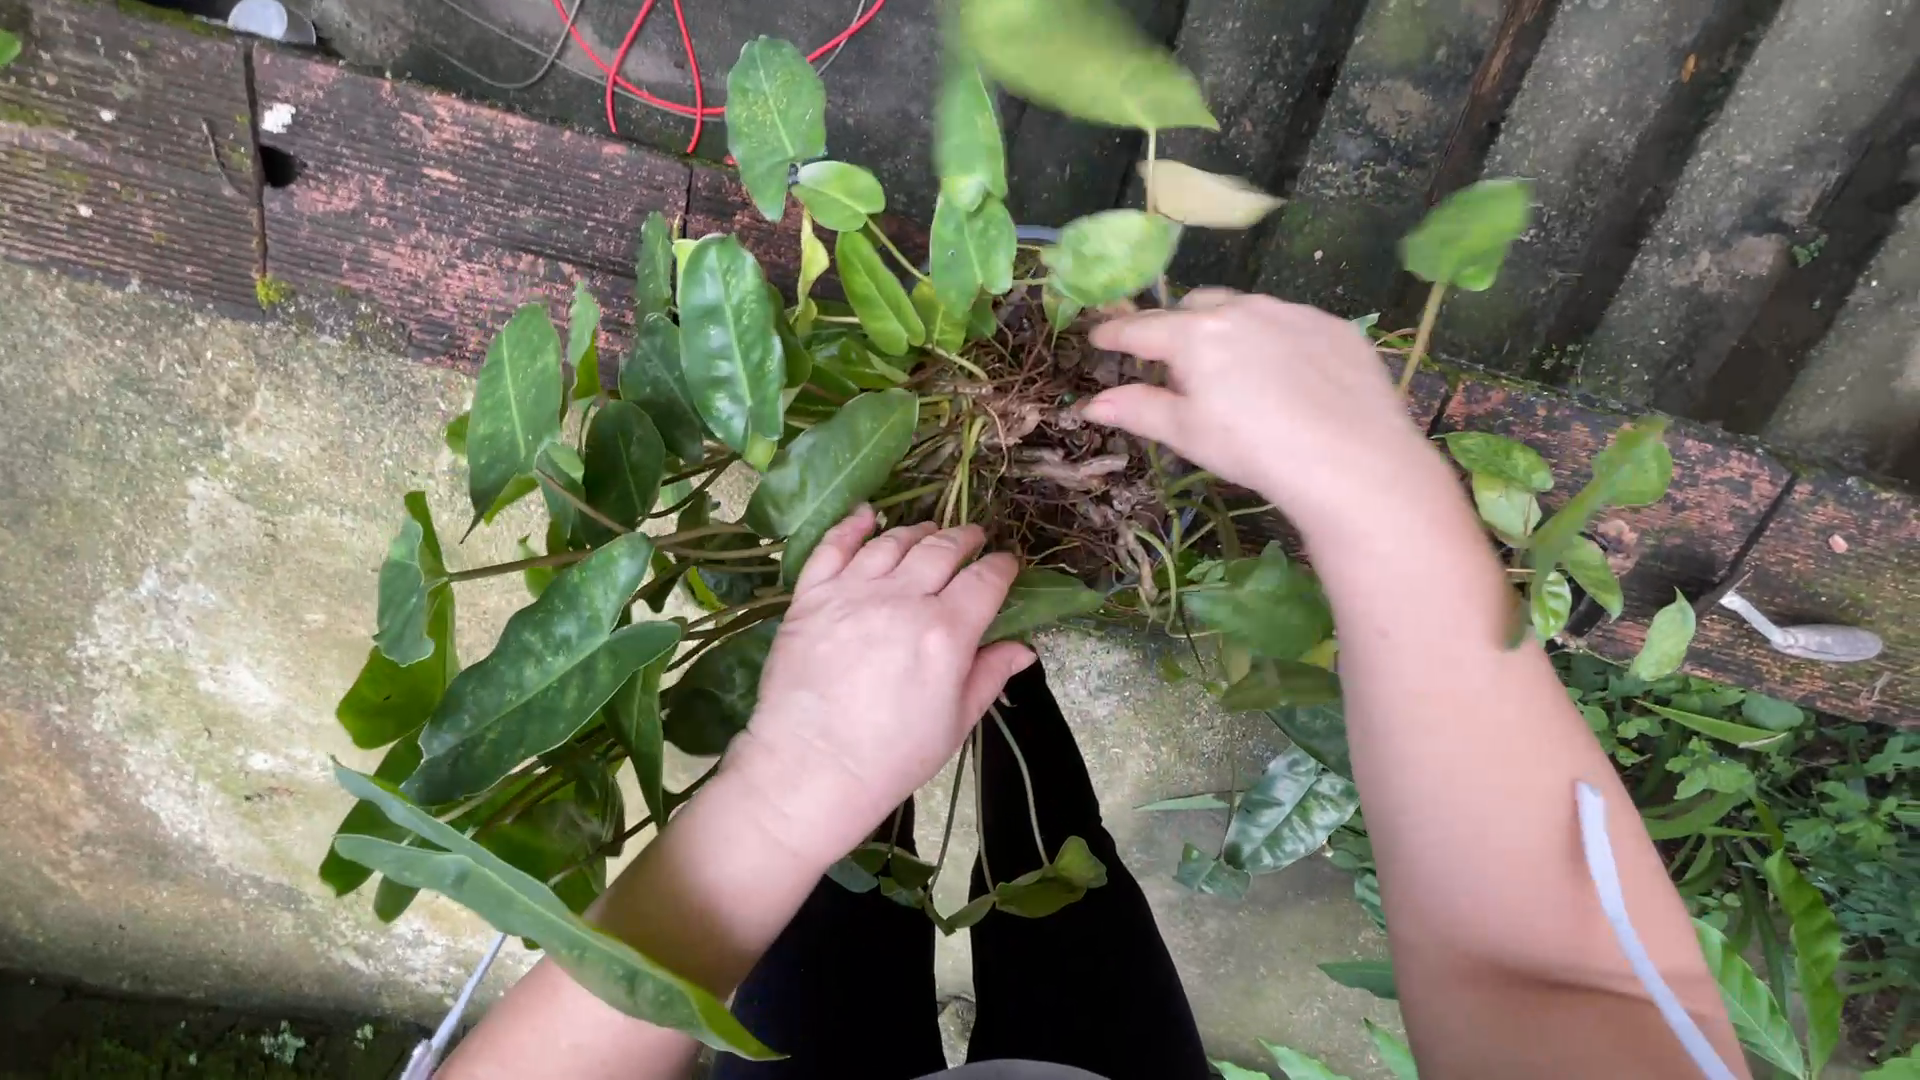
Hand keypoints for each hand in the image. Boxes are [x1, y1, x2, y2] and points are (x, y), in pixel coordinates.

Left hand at [722, 505, 1034, 866]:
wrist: (810, 771)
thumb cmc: (892, 757)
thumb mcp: (955, 722)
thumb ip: (990, 675)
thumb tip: (1025, 649)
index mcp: (945, 633)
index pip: (985, 580)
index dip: (1002, 566)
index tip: (1008, 563)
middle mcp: (901, 600)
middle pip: (941, 550)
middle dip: (965, 538)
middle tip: (974, 538)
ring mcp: (851, 594)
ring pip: (892, 542)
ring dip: (918, 531)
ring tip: (929, 532)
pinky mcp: (810, 597)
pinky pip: (832, 547)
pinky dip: (851, 526)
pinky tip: (867, 516)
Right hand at [1083, 289, 1454, 544]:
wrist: (1350, 460)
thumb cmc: (1251, 449)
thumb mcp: (1186, 434)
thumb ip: (1137, 410)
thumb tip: (1089, 404)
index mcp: (1196, 335)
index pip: (1142, 328)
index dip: (1115, 333)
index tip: (1098, 336)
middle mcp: (1242, 309)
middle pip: (1194, 306)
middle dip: (1175, 327)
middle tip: (1176, 365)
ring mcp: (1292, 312)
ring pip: (1244, 309)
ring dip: (1226, 329)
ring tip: (1233, 372)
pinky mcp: (1333, 327)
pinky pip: (1289, 322)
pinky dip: (1273, 340)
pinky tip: (1285, 379)